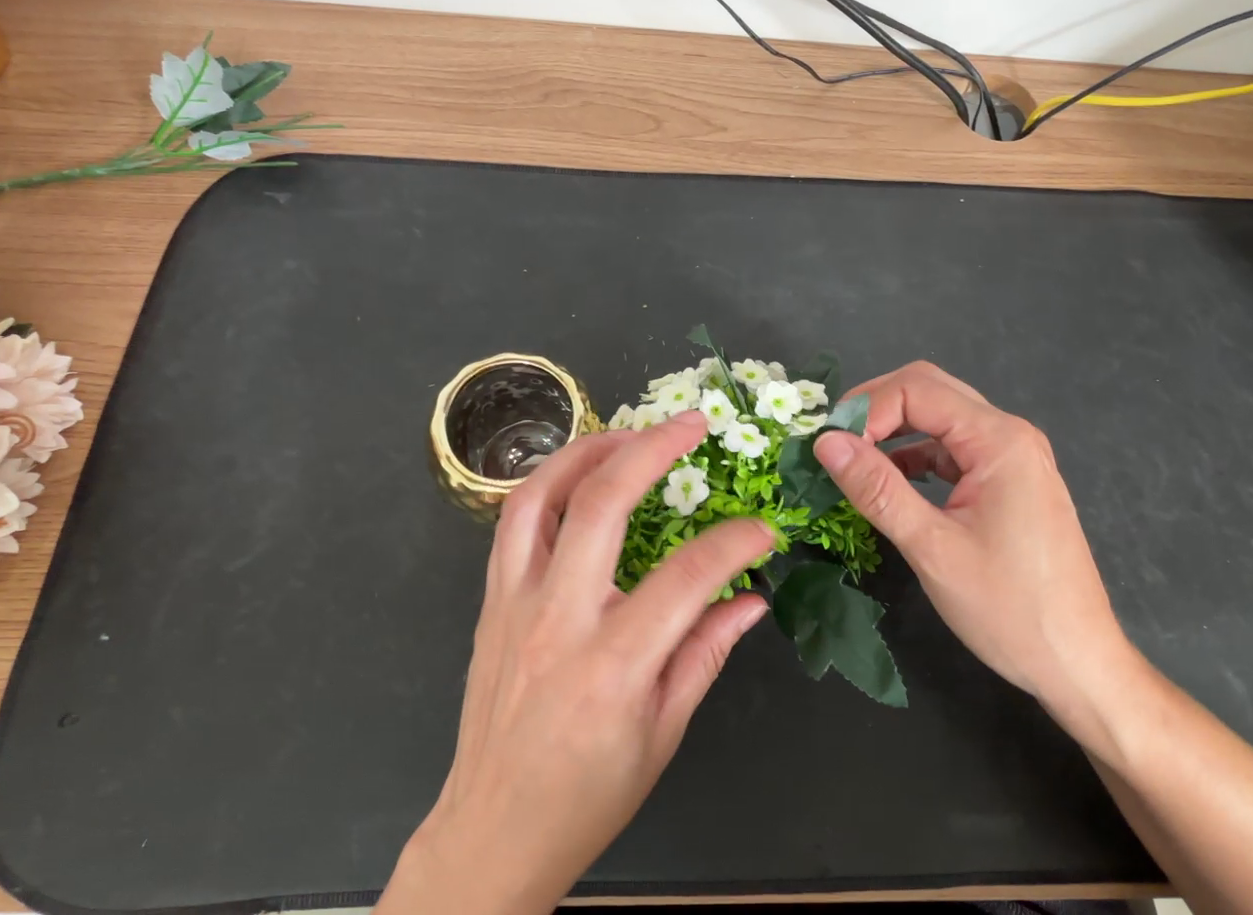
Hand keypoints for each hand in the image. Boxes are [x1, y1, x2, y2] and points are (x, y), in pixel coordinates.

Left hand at [380, 411, 771, 914]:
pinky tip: (577, 479)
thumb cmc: (587, 794)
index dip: (735, 543)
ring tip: (627, 433)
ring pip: (539, 498)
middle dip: (652, 449)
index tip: (762, 531)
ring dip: (585, 451)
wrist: (495, 828)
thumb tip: (751, 600)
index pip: (687, 577)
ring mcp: (514, 605)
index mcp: (613, 663)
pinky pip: (512, 525)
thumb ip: (705, 653)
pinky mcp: (490, 604)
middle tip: (690, 424)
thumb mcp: (663, 732)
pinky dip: (547, 488)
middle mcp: (558, 619)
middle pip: (602, 505)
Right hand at [812, 362, 1136, 729]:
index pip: (916, 390)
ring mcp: (1014, 459)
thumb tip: (826, 443)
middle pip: (930, 392)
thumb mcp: (932, 547)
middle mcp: (1010, 436)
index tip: (828, 450)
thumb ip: (877, 488)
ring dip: (894, 432)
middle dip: (876, 410)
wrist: (1077, 660)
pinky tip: (891, 484)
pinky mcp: (1010, 483)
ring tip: (852, 463)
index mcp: (998, 440)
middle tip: (833, 445)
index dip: (865, 409)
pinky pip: (954, 451)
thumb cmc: (1008, 608)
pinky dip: (917, 457)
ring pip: (941, 420)